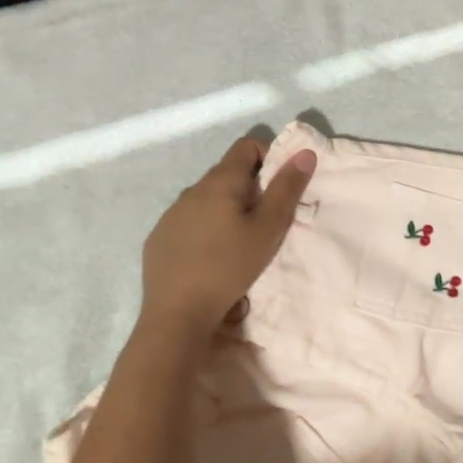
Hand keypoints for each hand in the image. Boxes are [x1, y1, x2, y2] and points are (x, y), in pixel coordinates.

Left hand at [139, 137, 316, 337]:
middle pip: (227, 172)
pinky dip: (204, 228)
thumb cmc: (229, 267)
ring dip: (226, 208)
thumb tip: (304, 152)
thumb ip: (287, 188)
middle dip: (250, 187)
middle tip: (264, 220)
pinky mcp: (157, 239)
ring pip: (206, 198)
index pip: (246, 145)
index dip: (268, 156)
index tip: (278, 187)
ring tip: (237, 241)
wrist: (176, 316)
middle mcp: (191, 190)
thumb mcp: (269, 228)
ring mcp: (170, 215)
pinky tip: (209, 257)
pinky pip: (187, 220)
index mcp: (220, 181)